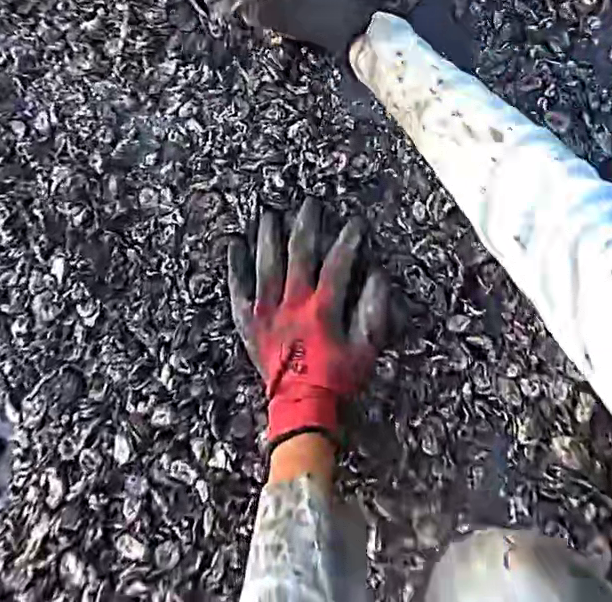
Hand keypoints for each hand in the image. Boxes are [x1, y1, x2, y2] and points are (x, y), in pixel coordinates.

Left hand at [228, 197, 391, 448]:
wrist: (300, 408)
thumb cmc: (336, 378)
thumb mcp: (366, 350)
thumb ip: (373, 311)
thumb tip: (376, 275)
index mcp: (323, 309)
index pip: (338, 263)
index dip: (349, 240)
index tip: (355, 222)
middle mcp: (293, 302)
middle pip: (299, 253)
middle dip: (307, 224)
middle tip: (309, 204)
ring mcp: (267, 310)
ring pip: (266, 262)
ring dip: (268, 235)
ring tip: (269, 214)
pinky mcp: (248, 320)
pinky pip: (238, 287)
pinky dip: (236, 265)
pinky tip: (234, 245)